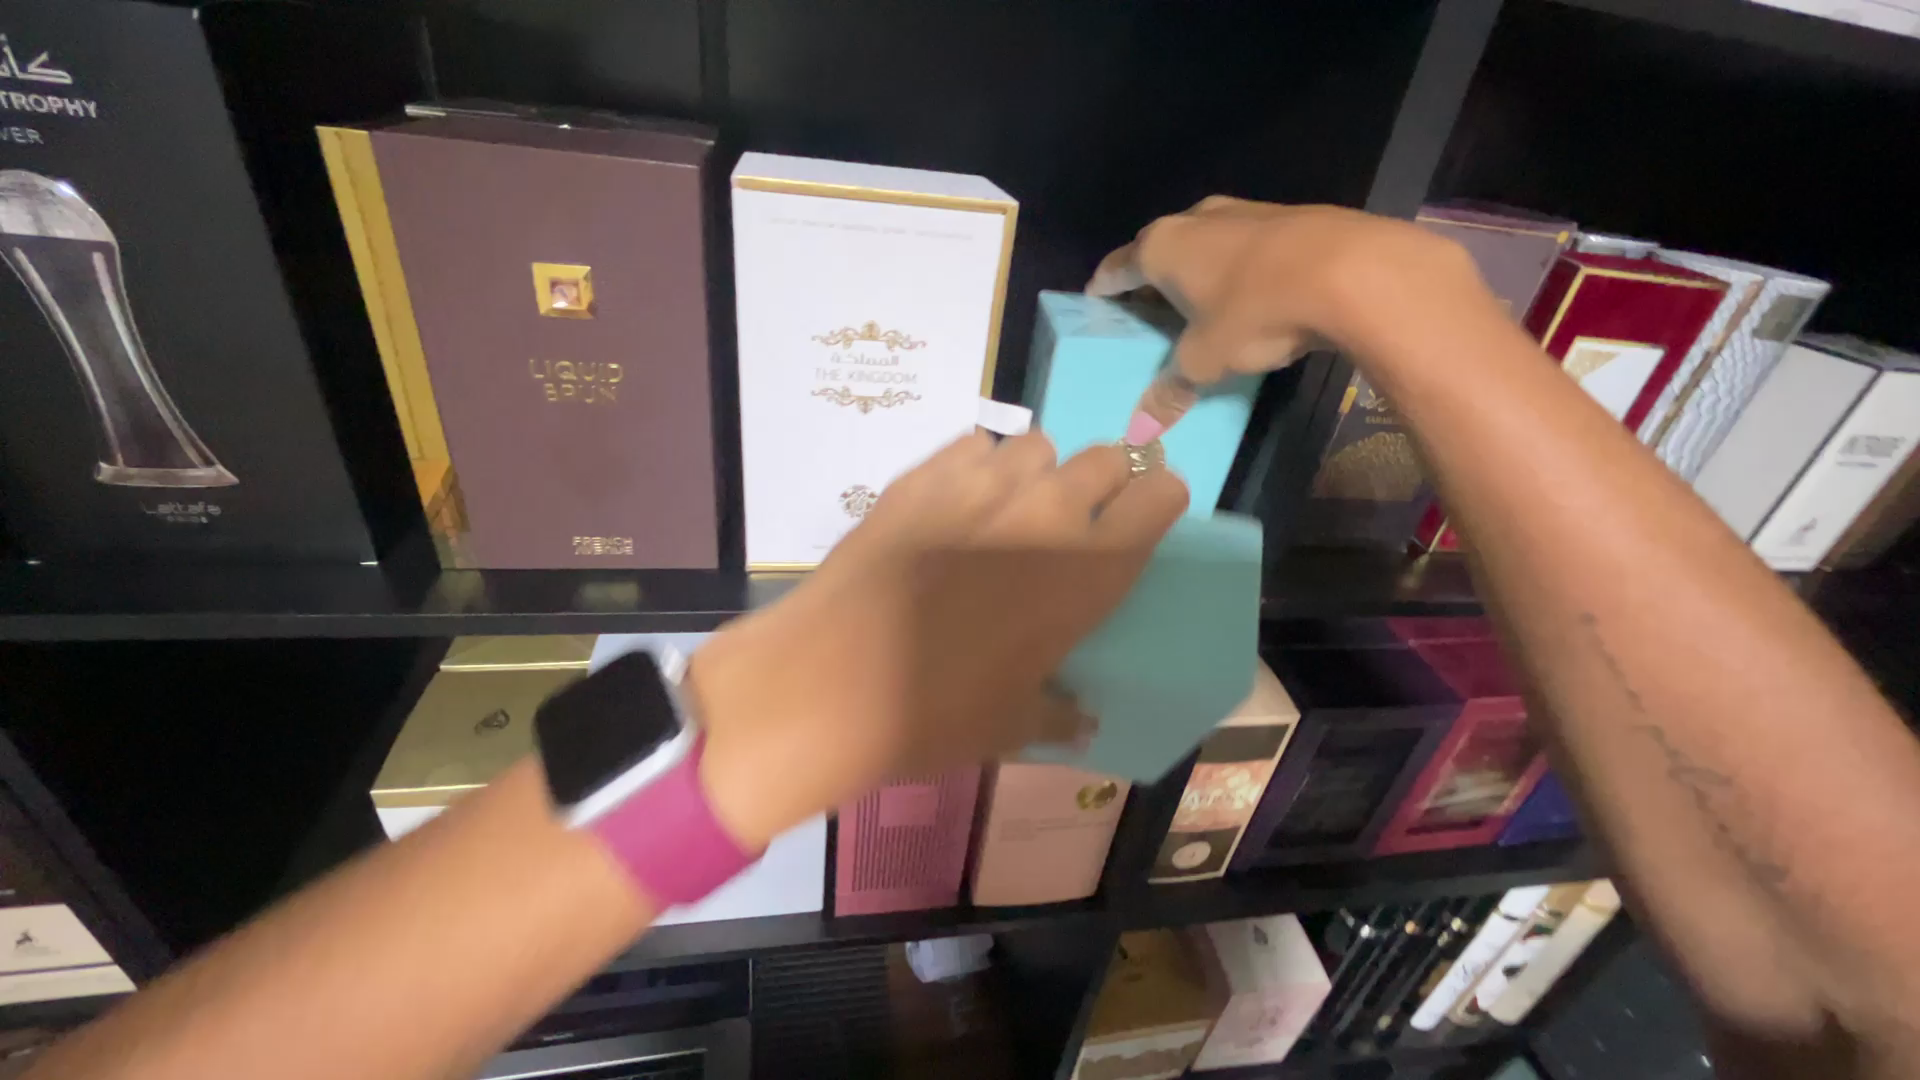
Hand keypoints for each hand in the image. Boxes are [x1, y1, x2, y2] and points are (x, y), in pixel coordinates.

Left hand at [688, 434, 1187, 847]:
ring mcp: (981, 484)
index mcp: (1088, 571)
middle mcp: (1047, 513)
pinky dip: (977, 465)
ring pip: (1038, 443)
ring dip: (1037, 470)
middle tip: (1074, 519)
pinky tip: (954, 503)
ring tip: (1008, 509)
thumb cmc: (935, 715)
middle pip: (1108, 456)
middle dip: (1104, 480)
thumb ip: (1060, 713)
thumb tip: (1082, 718)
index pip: (1160, 496)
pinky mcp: (921, 474)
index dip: (1156, 502)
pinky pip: (973, 444)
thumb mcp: (1013, 725)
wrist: (829, 683)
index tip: (1138, 522)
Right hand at [1086, 198, 1488, 383]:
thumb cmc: (1254, 312)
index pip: (1116, 268)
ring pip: (1202, 244)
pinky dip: (1233, 268)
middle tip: (1146, 314)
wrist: (1350, 272)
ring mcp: (1242, 211)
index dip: (1102, 290)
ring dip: (1194, 272)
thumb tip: (1141, 429)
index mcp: (1160, 247)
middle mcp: (1194, 219)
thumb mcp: (1204, 361)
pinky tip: (1246, 295)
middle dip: (1149, 281)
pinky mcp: (1285, 215)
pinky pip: (1241, 245)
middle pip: (1157, 251)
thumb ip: (1170, 389)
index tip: (1095, 306)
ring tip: (1196, 306)